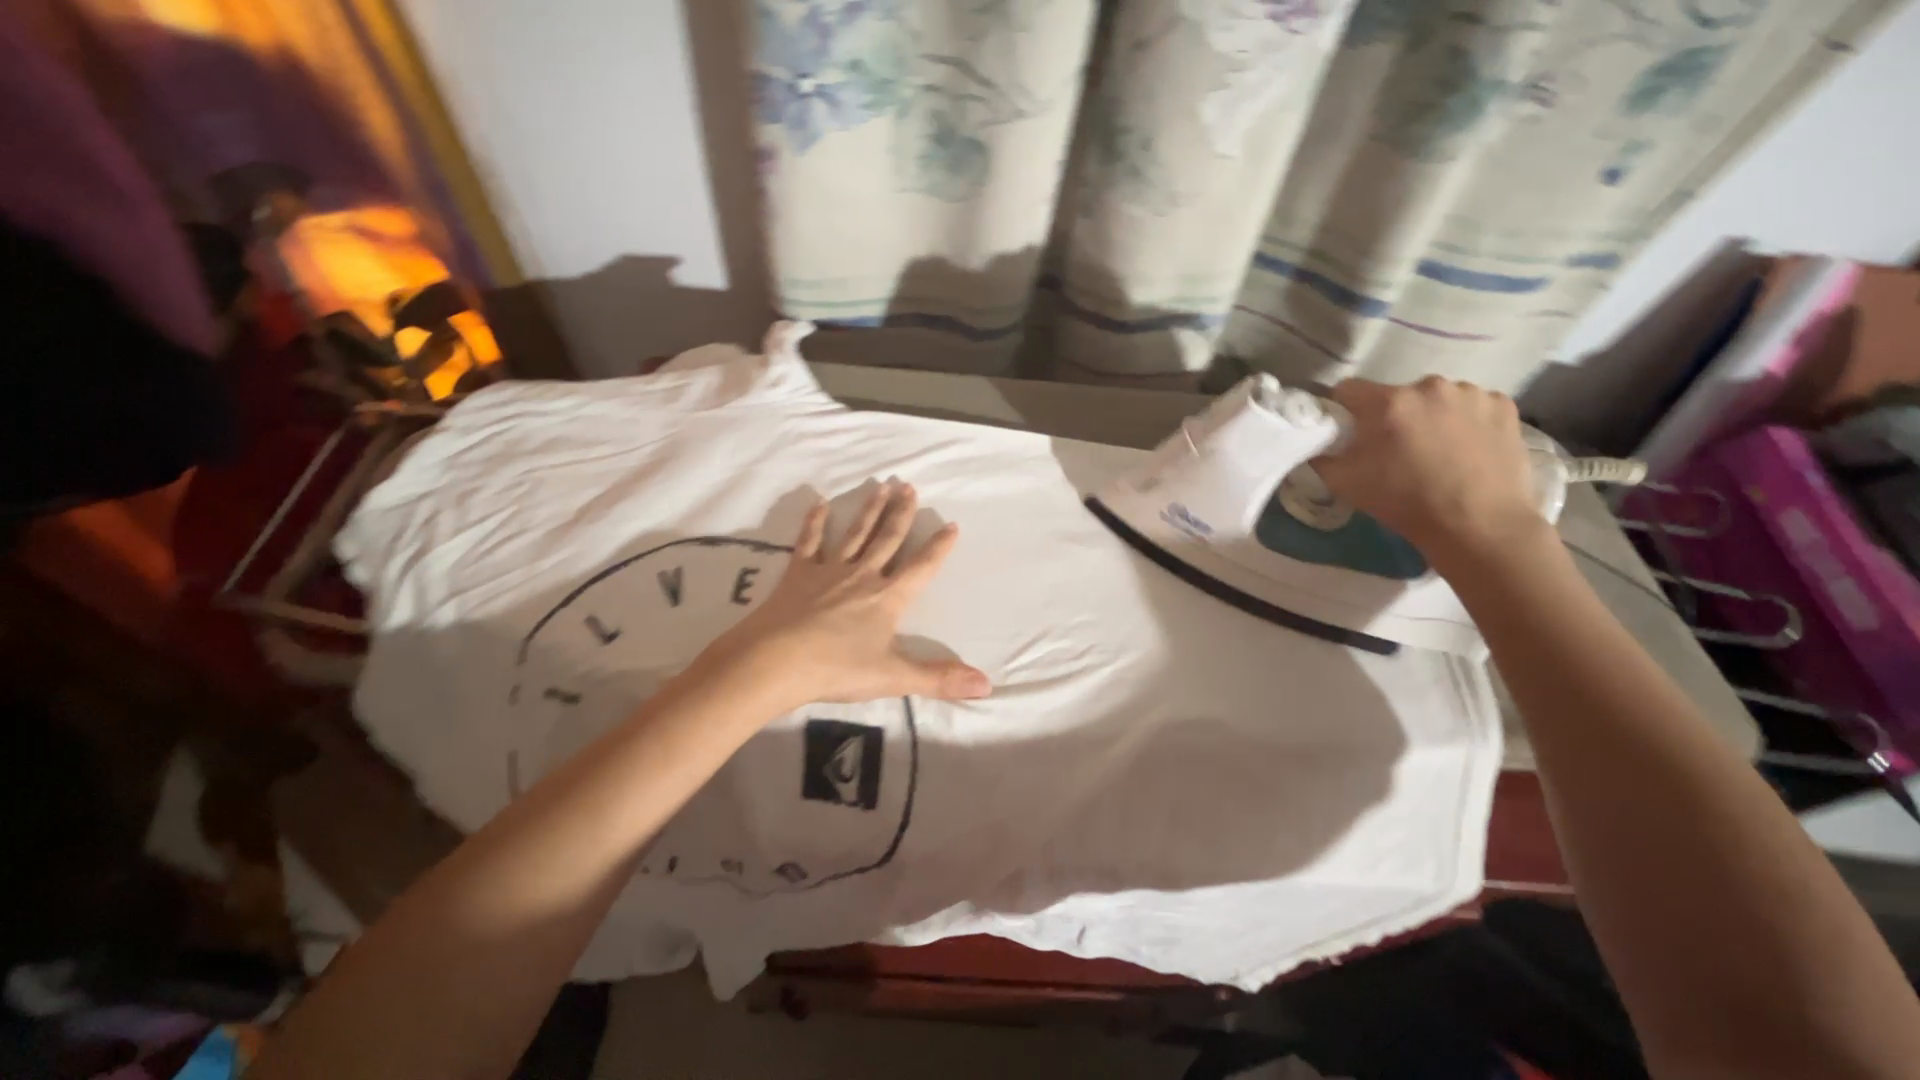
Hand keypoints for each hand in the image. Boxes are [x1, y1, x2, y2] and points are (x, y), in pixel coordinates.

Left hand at [698, 481, 990, 709]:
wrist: (776, 660)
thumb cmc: (837, 669)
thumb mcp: (894, 677)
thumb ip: (939, 679)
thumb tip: (987, 686)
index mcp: (888, 598)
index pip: (921, 568)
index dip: (938, 548)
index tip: (952, 525)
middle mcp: (863, 576)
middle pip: (887, 539)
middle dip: (901, 514)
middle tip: (910, 487)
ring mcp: (829, 571)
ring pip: (855, 534)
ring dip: (869, 510)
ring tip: (881, 486)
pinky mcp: (798, 573)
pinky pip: (810, 541)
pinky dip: (816, 522)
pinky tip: (821, 504)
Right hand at [1312, 376, 1547, 569]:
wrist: (1480, 526)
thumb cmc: (1407, 504)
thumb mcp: (1346, 485)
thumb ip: (1322, 457)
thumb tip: (1315, 444)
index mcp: (1388, 402)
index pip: (1348, 390)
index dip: (1344, 411)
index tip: (1349, 433)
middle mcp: (1430, 386)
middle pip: (1398, 395)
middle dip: (1393, 417)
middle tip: (1399, 451)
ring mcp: (1472, 393)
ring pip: (1438, 399)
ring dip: (1432, 417)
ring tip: (1440, 452)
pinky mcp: (1504, 406)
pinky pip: (1474, 406)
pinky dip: (1468, 422)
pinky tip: (1469, 450)